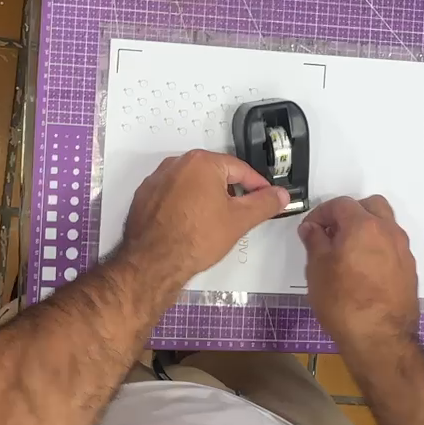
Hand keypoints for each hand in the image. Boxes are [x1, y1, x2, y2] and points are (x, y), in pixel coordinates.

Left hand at [118, 150, 287, 288]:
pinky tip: (191, 224)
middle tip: (241, 211)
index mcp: (201, 163)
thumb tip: (279, 195)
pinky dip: (185, 205)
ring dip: (206, 198)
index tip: (265, 196)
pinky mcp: (145, 196)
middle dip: (230, 191)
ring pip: (192, 184)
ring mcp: (157, 179)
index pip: (240, 169)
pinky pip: (172, 194)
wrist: (154, 262)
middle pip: (214, 173)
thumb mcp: (239, 221)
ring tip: (215, 222)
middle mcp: (176, 164)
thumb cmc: (192, 239)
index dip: (257, 185)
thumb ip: (264, 203)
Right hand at [299, 195, 419, 353]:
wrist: (380, 338)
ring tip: (347, 253)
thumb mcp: (317, 269)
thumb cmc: (342, 301)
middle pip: (371, 206)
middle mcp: (388, 231)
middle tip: (332, 233)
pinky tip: (363, 271)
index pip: (340, 204)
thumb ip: (314, 241)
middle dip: (350, 214)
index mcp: (363, 225)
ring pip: (384, 226)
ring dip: (366, 230)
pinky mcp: (410, 270)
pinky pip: (392, 247)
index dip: (321, 213)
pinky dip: (377, 248)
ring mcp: (403, 250)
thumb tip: (312, 228)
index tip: (310, 229)